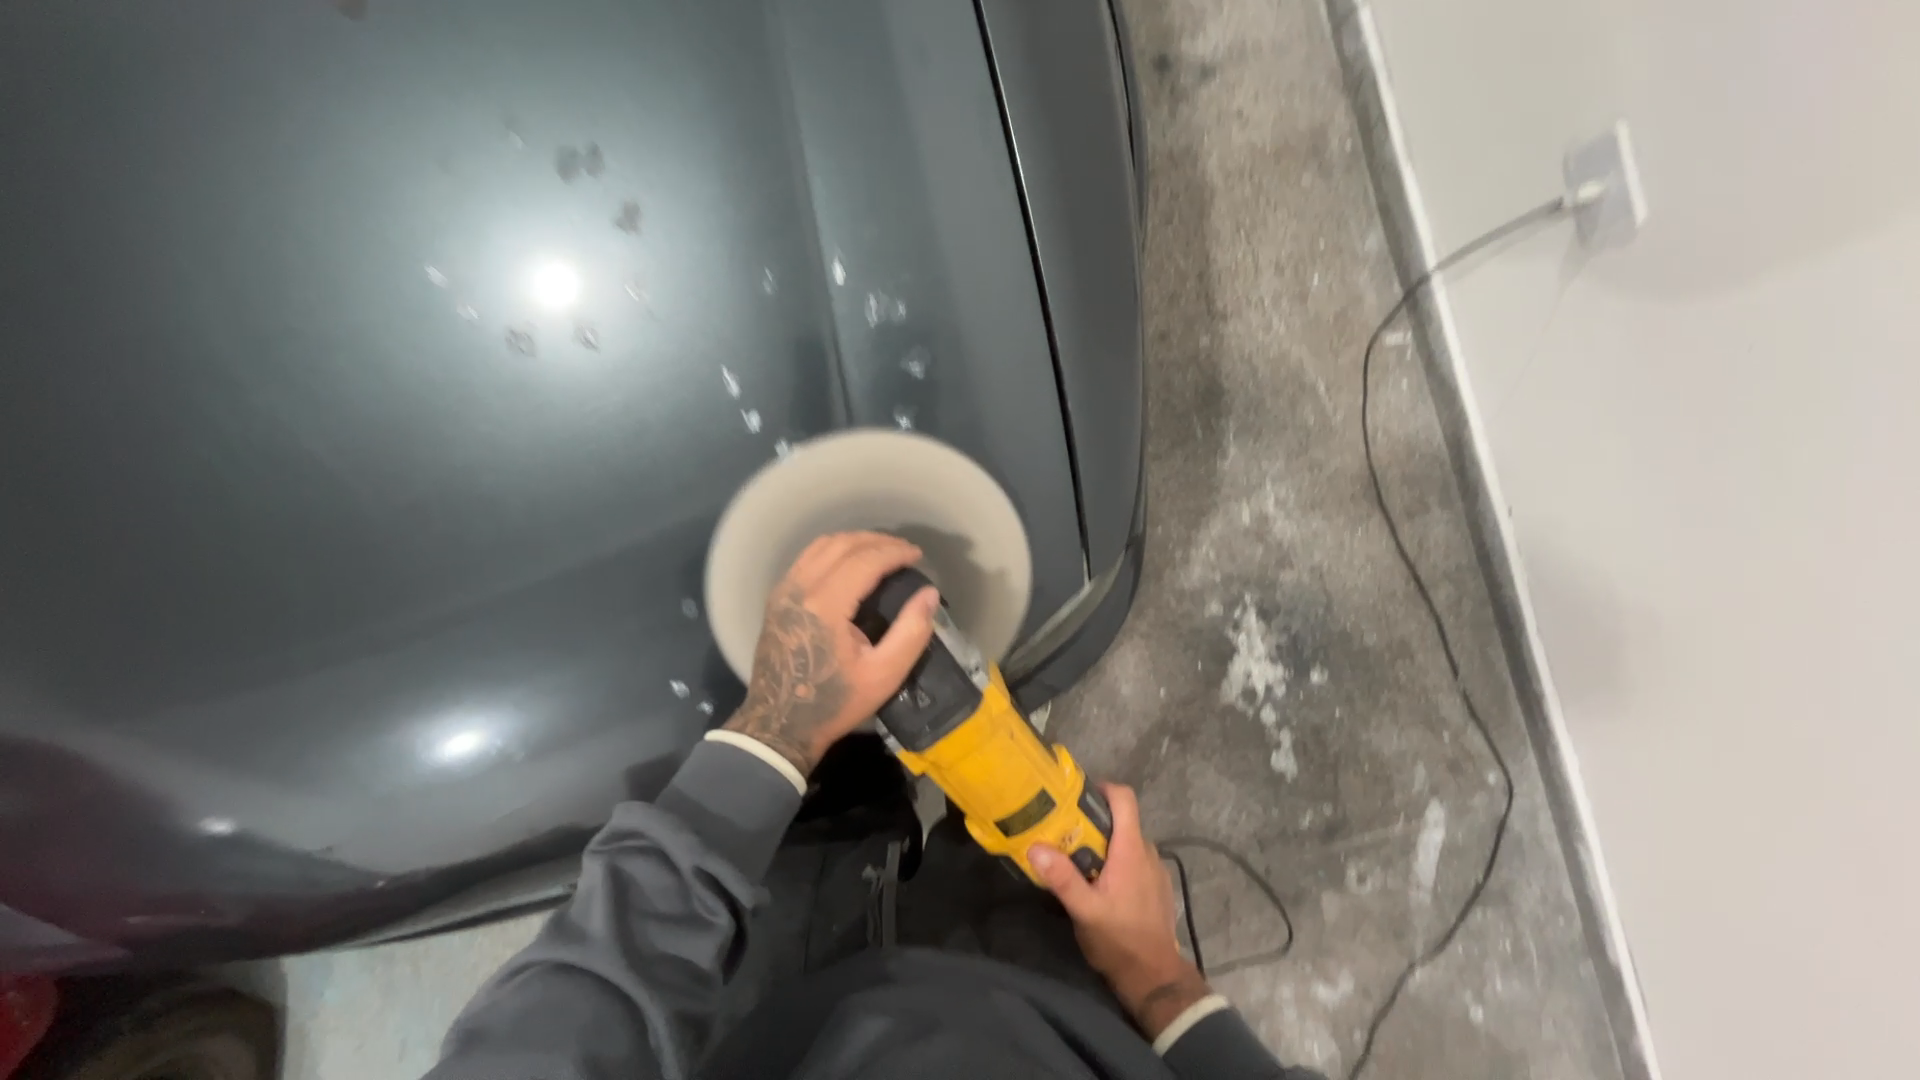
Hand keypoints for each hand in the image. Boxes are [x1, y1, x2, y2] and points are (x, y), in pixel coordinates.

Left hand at [722, 531, 938, 776]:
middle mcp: (799, 589)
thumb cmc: (835, 702)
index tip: (917, 555)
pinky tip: (851, 564)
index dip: (894, 552)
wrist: (780, 723)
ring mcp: (783, 591)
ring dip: (854, 542)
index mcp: (825, 605)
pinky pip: (807, 559)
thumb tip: (929, 594)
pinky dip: (833, 551)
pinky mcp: (777, 599)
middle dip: (877, 541)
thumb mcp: (884, 675)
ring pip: (821, 546)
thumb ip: (911, 632)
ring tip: (880, 552)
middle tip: (903, 551)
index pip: (864, 559)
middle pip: (841, 544)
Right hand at [1029, 784, 1208, 1039]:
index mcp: (1131, 849)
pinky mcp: (1157, 887)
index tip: (1075, 797)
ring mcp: (1155, 870)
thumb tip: (1035, 847)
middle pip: (1121, 820)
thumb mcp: (1084, 911)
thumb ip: (1062, 877)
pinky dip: (1117, 862)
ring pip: (1127, 841)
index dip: (1102, 789)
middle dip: (1092, 822)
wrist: (1156, 978)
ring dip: (1104, 844)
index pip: (1124, 798)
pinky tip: (1099, 884)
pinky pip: (1135, 860)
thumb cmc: (1120, 940)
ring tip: (1076, 860)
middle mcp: (1147, 852)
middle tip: (1062, 833)